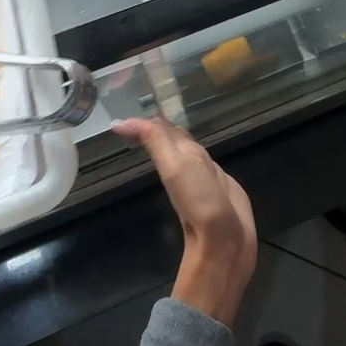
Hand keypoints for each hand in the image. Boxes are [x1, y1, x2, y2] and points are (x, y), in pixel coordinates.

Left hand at [115, 117, 256, 326]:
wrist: (225, 242)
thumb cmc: (198, 201)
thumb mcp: (174, 167)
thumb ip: (154, 141)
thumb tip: (119, 123)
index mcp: (172, 159)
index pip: (156, 132)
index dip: (146, 118)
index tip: (134, 103)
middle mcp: (185, 165)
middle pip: (172, 139)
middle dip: (162, 123)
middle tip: (153, 103)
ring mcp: (203, 176)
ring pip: (189, 148)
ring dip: (180, 135)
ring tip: (172, 118)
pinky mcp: (221, 185)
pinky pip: (207, 160)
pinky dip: (200, 149)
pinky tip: (198, 146)